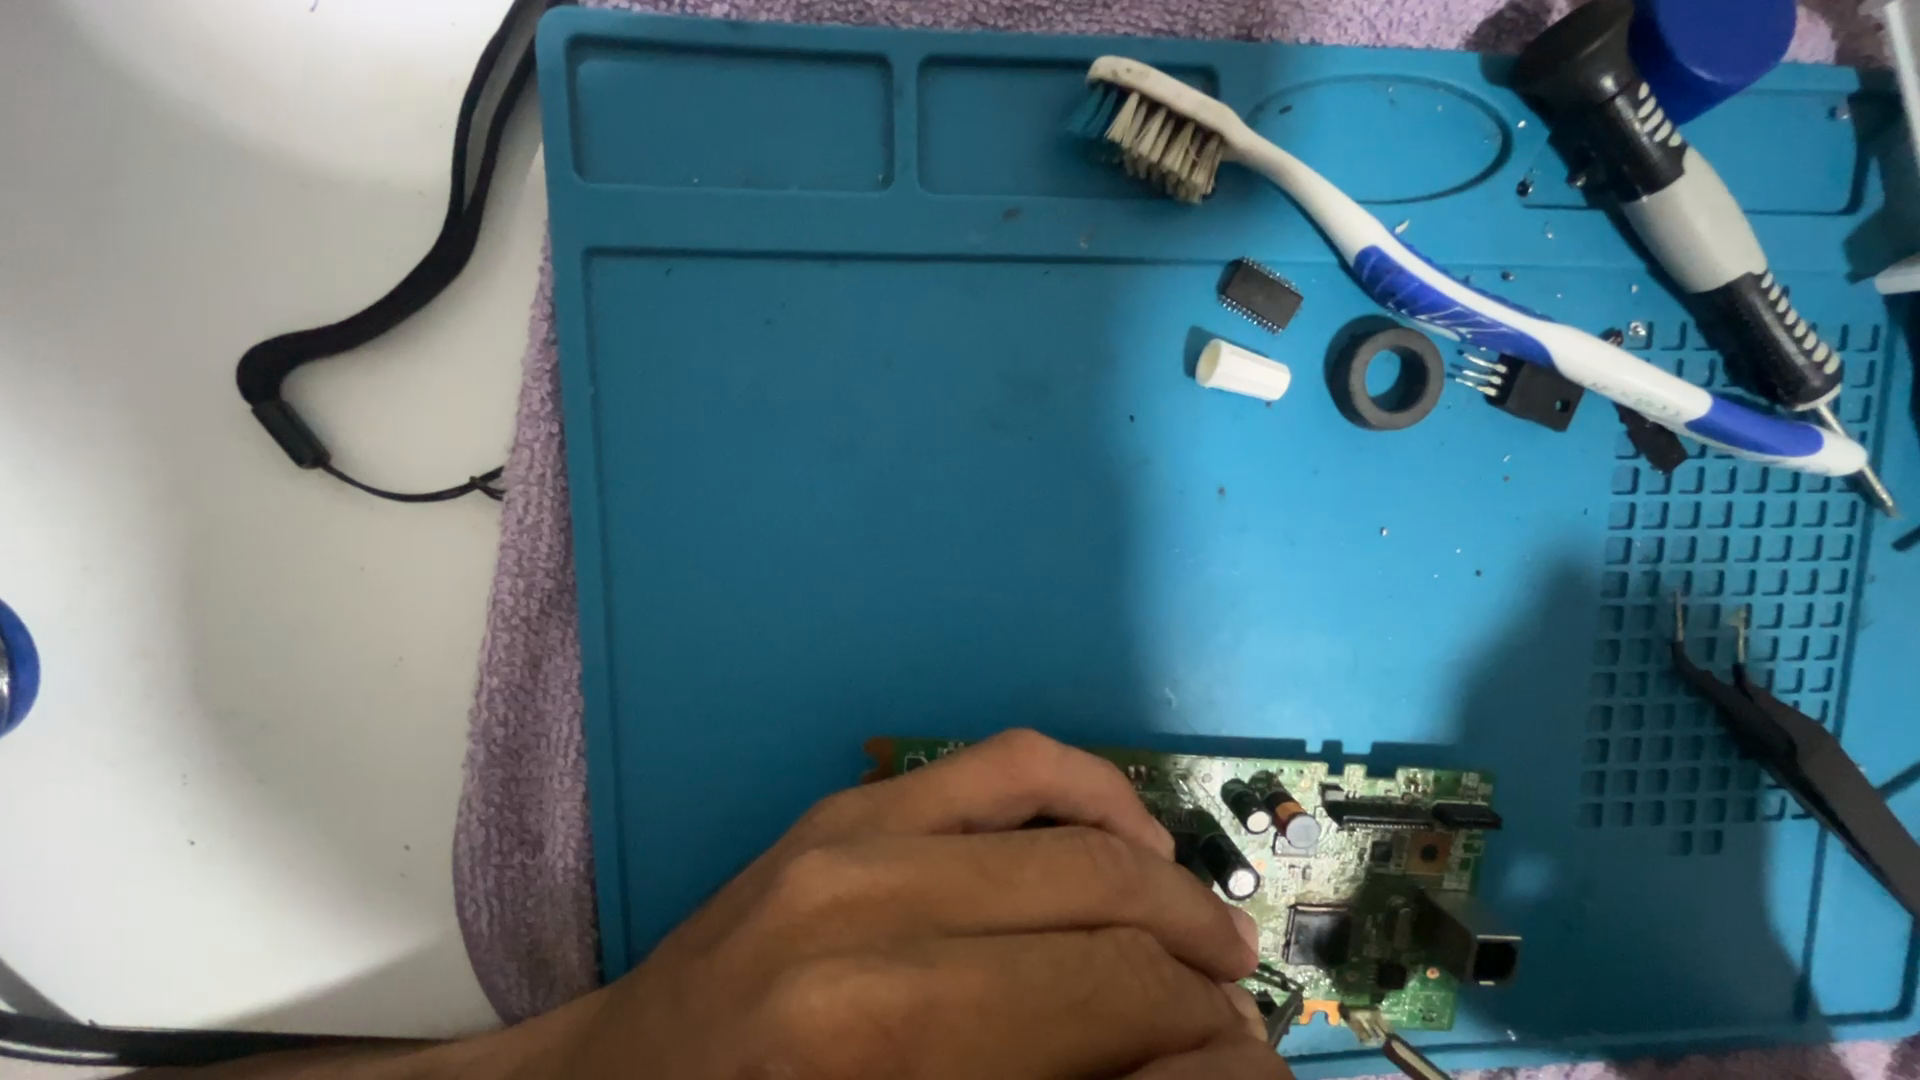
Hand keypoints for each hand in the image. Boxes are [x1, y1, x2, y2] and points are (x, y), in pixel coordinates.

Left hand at [551, 729, 1291, 1079]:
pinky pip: (1000, 763)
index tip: (1244, 1057)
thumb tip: (1192, 1059)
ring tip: (1203, 919)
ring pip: (1064, 827)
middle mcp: (871, 917)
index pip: (1102, 995)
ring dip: (1157, 874)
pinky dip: (1084, 787)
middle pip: (1097, 911)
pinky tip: (1124, 832)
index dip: (1199, 1032)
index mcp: (884, 1038)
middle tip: (1234, 1001)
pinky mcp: (847, 804)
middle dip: (1192, 960)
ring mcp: (854, 837)